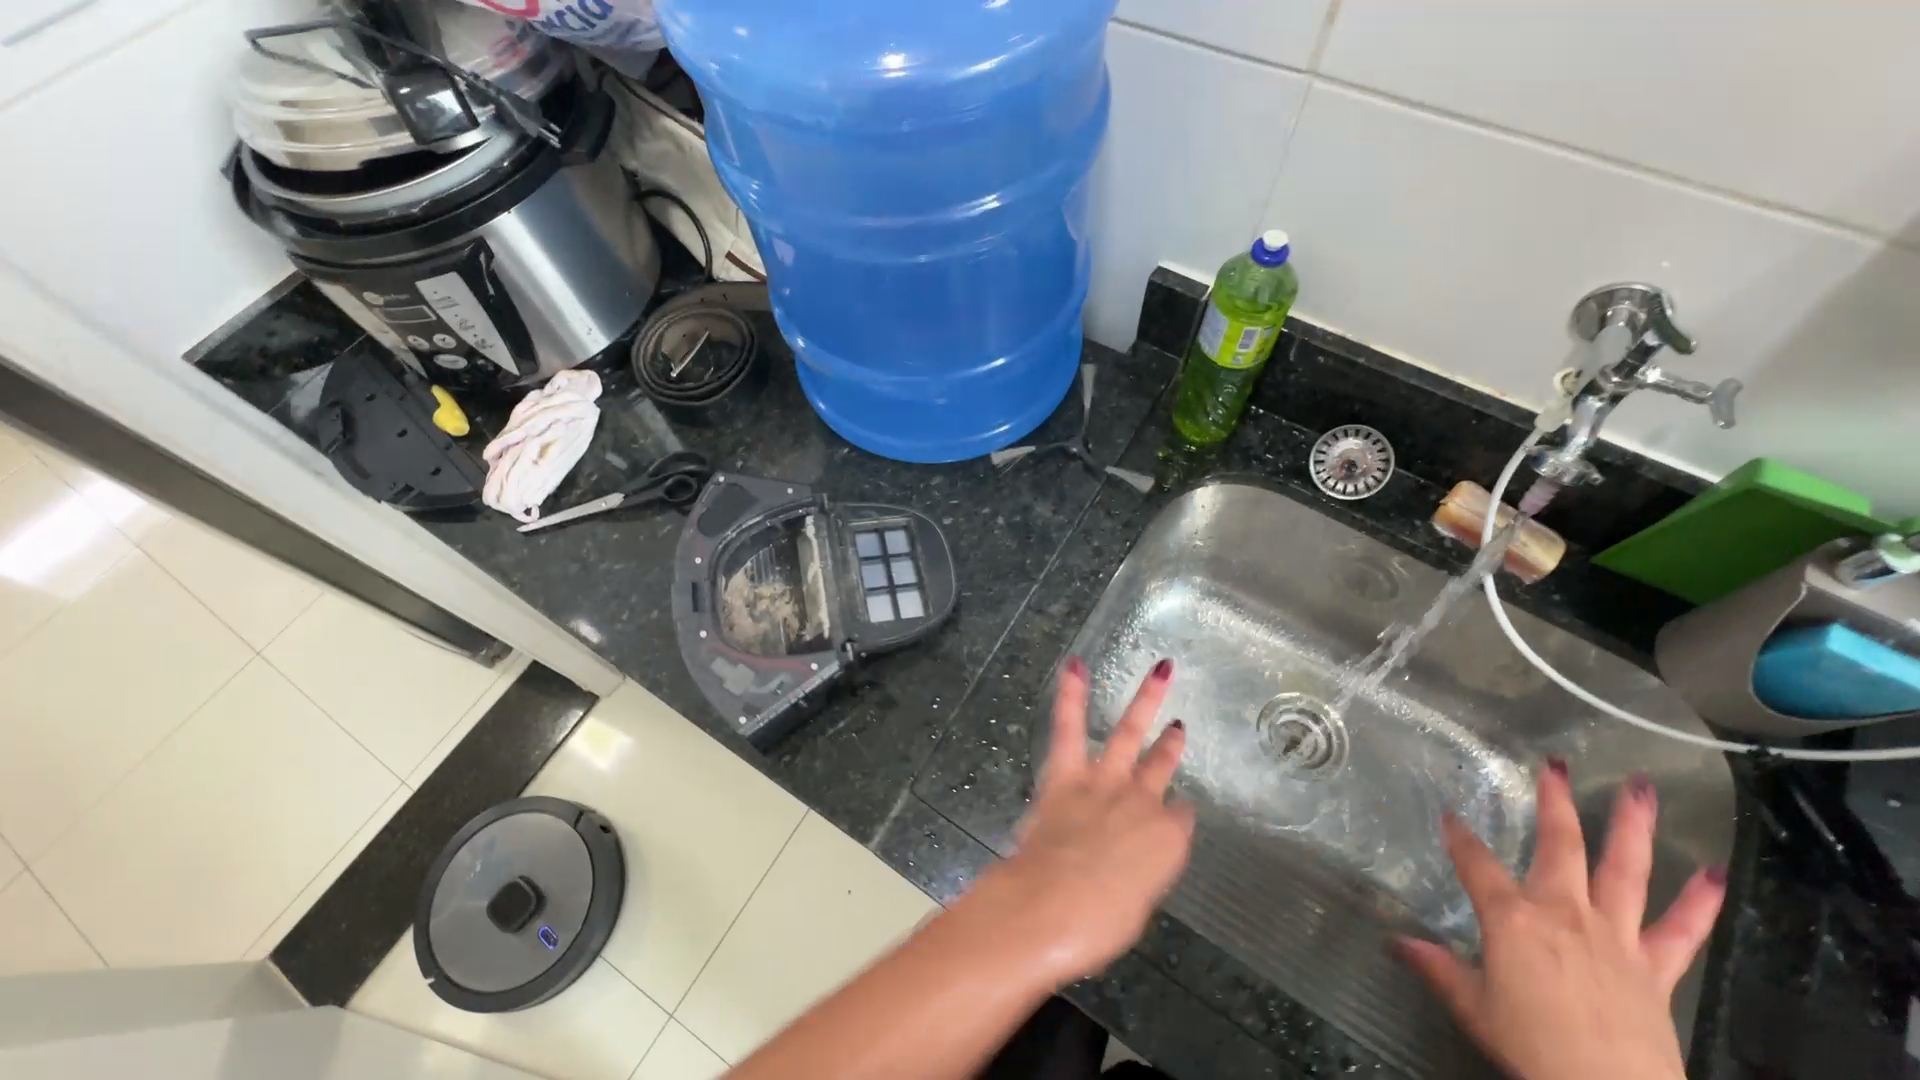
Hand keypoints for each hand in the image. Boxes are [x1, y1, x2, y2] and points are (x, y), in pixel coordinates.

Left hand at [961, 656, 1194, 985]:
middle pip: (1162, 768)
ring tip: (1161, 670)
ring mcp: (1105, 783)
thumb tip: (1127, 869)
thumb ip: (1136, 879)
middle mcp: (1144, 803)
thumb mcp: (1132, 909)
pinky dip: (1071, 695)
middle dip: (1172, 747)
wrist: (1052, 907)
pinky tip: (1075, 665)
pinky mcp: (1066, 774)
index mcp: (1168, 843)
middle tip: (1181, 727)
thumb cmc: (1096, 925)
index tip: (1170, 814)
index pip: (1178, 821)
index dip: (1172, 818)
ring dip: (1146, 700)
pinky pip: (1070, 727)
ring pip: (1130, 733)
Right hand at [1397, 760, 1726, 1079]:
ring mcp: (1615, 934)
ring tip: (1641, 788)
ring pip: (1624, 870)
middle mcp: (1564, 912)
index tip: (1449, 814)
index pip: (1476, 865)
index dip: (1459, 837)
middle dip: (1554, 803)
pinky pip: (1683, 930)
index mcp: (1512, 919)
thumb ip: (1439, 968)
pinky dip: (1701, 901)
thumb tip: (1398, 942)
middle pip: (1559, 846)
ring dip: (1633, 826)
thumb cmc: (1531, 1046)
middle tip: (1554, 765)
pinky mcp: (1655, 965)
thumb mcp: (1474, 1007)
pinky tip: (1716, 872)